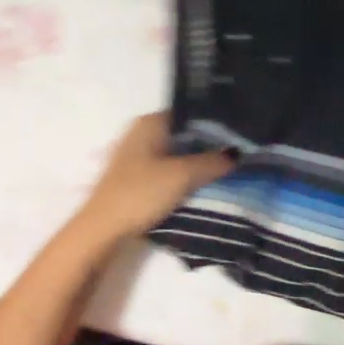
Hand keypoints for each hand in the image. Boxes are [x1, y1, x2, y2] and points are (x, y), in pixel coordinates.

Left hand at [74, 114, 233, 242]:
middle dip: (208, 147)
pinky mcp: (136, 181)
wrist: (103, 230)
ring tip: (228, 173)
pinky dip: (183, 180)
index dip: (215, 125)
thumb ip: (211, 162)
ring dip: (197, 166)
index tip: (240, 137)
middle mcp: (141, 135)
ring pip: (176, 157)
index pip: (189, 114)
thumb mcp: (182, 175)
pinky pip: (167, 174)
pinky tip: (203, 189)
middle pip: (183, 137)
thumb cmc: (140, 194)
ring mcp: (136, 159)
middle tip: (239, 157)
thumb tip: (236, 153)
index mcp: (148, 123)